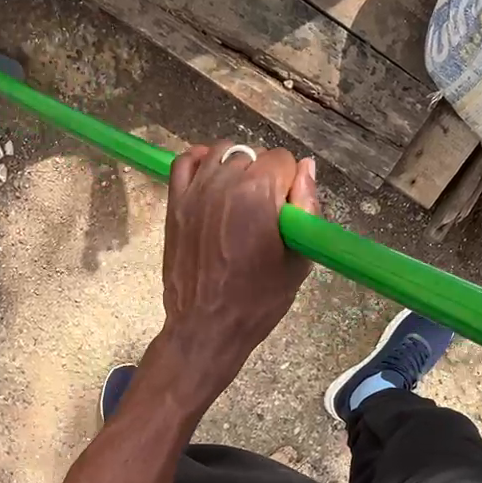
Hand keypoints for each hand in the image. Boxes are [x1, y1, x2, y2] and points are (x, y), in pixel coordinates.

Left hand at [148, 141, 317, 405]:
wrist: (206, 328)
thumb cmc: (257, 301)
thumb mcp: (298, 261)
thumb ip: (307, 208)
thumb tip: (306, 168)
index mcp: (260, 193)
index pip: (283, 160)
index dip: (289, 185)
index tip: (285, 212)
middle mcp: (226, 183)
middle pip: (253, 156)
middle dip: (263, 178)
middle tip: (262, 215)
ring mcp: (196, 192)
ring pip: (222, 154)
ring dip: (235, 168)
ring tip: (239, 199)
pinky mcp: (175, 205)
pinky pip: (184, 162)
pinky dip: (198, 161)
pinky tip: (210, 178)